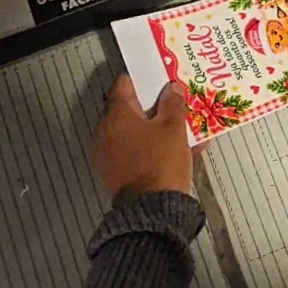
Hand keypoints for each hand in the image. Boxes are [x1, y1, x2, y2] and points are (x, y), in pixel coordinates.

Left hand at [93, 75, 193, 198]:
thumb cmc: (161, 163)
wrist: (152, 211)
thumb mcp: (174, 128)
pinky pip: (135, 150)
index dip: (144, 77)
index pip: (124, 84)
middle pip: (130, 109)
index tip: (160, 76)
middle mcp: (106, 131)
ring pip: (135, 131)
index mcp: (117, 115)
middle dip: (154, 105)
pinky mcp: (116, 171)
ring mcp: (108, 153)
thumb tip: (171, 88)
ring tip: (181, 127)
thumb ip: (173, 103)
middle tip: (175, 102)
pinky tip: (177, 149)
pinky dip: (152, 146)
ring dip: (155, 127)